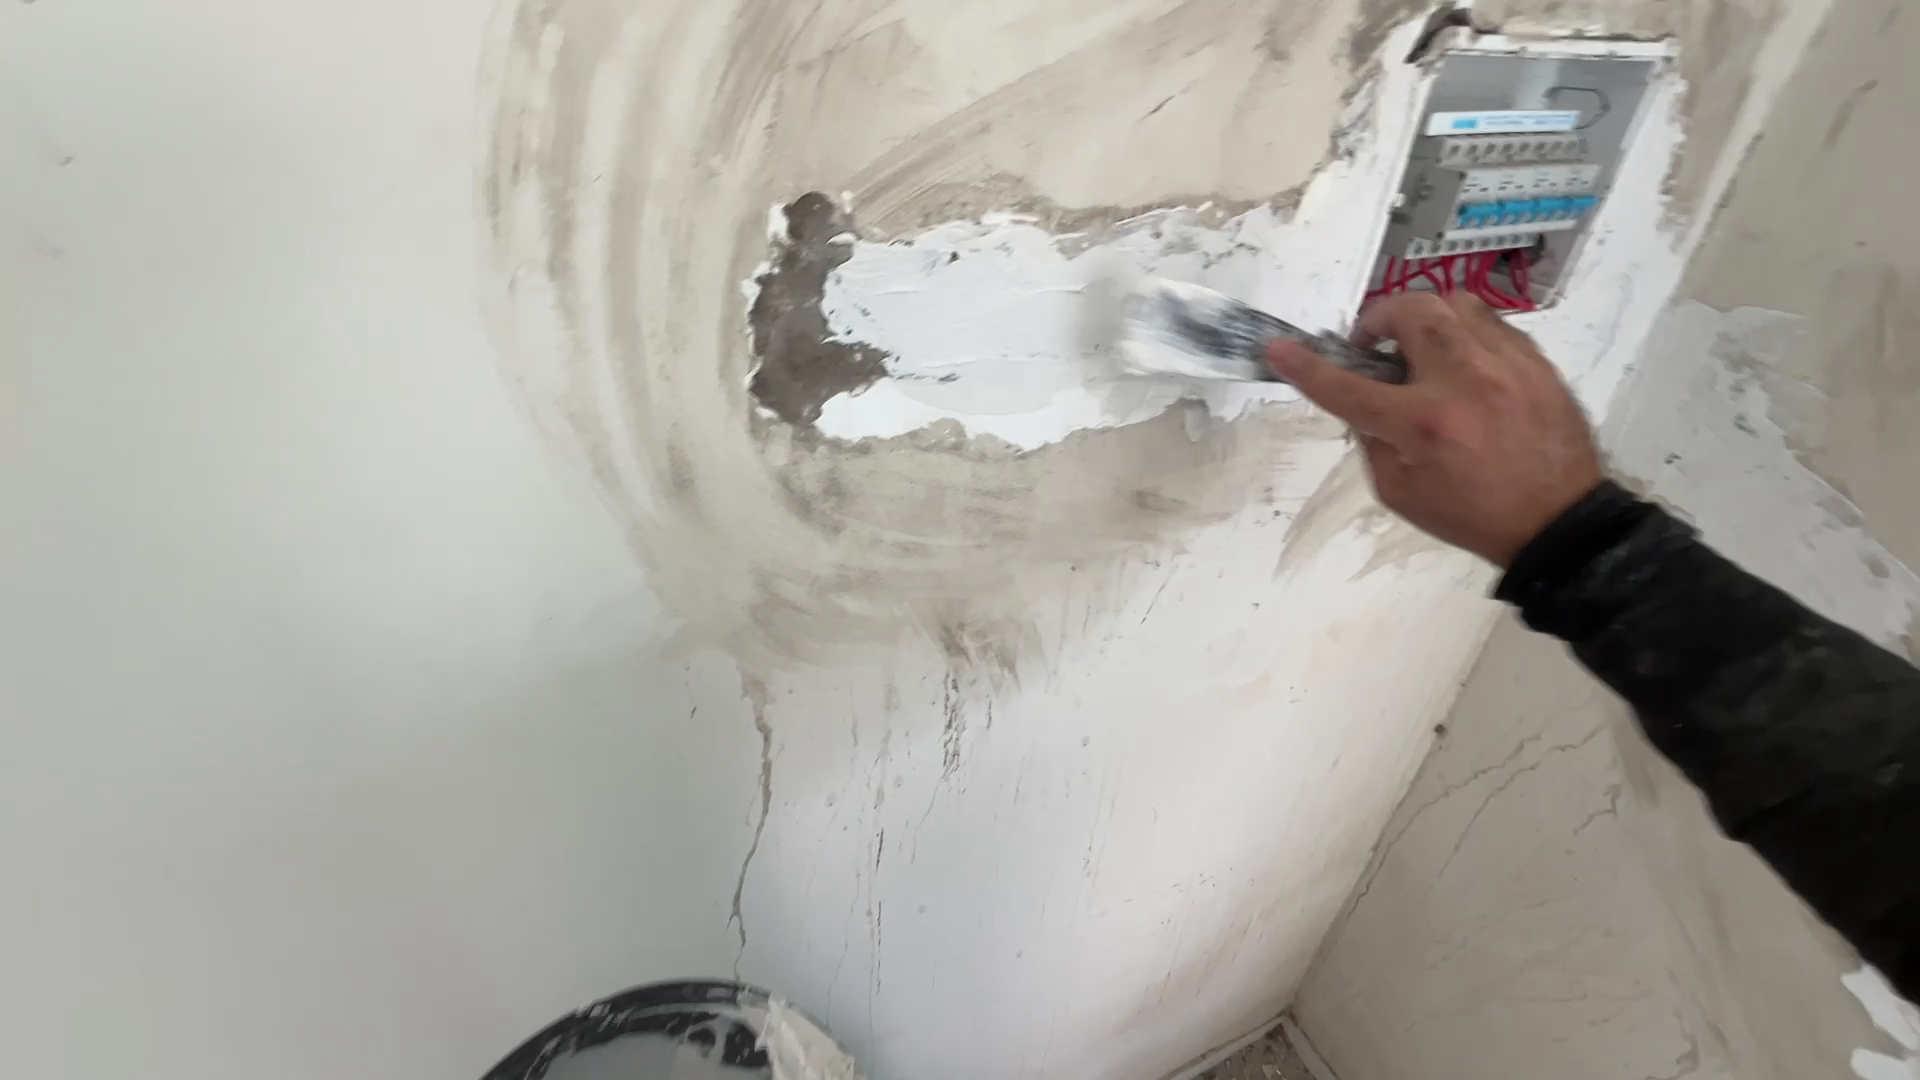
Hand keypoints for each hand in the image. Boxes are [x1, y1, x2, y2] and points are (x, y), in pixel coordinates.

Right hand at [1266, 292, 1602, 566]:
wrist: (1556, 520)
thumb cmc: (1465, 513)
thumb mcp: (1396, 489)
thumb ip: (1372, 438)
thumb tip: (1365, 402)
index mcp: (1421, 424)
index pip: (1346, 386)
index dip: (1304, 366)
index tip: (1277, 349)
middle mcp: (1464, 381)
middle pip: (1410, 312)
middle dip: (1376, 320)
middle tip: (1371, 346)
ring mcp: (1507, 364)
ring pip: (1453, 303)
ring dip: (1420, 317)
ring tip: (1416, 346)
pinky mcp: (1536, 361)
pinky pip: (1488, 322)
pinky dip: (1459, 332)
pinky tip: (1456, 361)